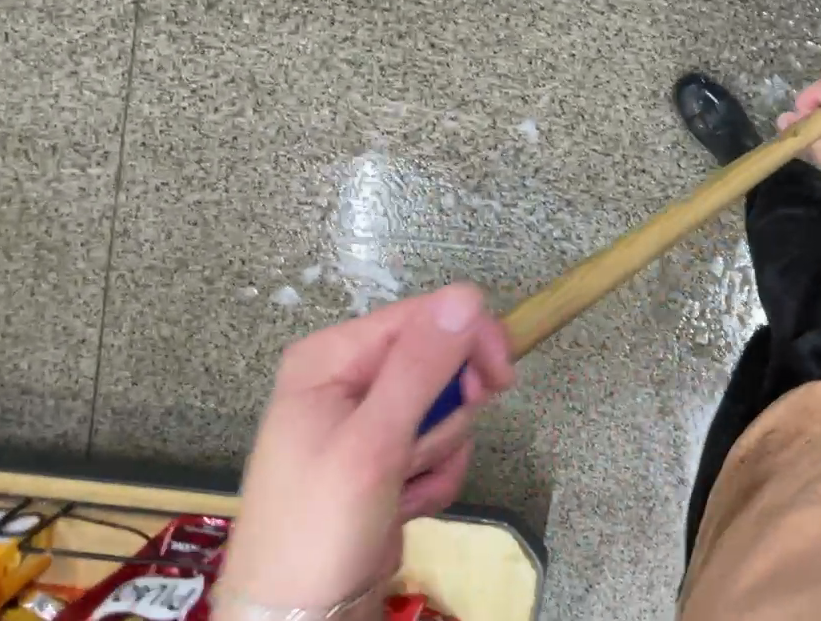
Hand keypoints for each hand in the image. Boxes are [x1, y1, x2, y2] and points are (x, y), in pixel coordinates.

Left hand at [218, 284, 514, 609]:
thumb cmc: (320, 528)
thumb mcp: (373, 443)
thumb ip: (421, 366)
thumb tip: (469, 293)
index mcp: (333, 356)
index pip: (429, 315)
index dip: (472, 342)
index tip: (500, 383)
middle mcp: (349, 376)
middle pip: (443, 360)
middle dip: (448, 411)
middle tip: (431, 447)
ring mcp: (368, 416)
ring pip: (448, 405)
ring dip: (441, 450)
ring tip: (403, 487)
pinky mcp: (386, 453)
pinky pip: (441, 442)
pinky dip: (437, 474)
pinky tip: (407, 503)